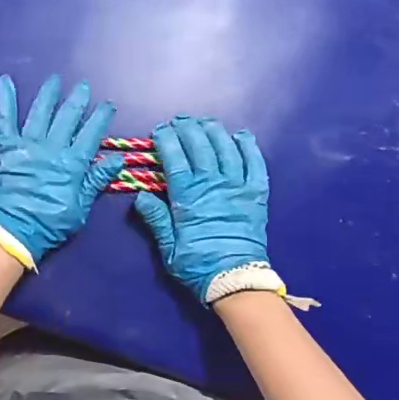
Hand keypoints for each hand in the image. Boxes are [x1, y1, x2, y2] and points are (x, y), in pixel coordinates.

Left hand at [0, 73, 124, 269]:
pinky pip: (5, 120)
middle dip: (77, 100)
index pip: (91, 134)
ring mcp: (28, 146)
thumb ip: (96, 181)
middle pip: (68, 117)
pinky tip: (5, 81)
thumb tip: (117, 159)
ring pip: (40, 113)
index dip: (101, 117)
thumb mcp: (81, 208)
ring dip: (48, 94)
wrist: (15, 231)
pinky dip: (5, 100)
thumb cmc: (51, 225)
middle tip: (83, 86)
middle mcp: (52, 148)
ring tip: (54, 80)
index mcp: (73, 164)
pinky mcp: (6, 149)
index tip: (107, 105)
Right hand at [134, 116, 297, 304]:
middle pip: (200, 146)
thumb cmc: (197, 265)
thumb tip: (142, 196)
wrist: (235, 278)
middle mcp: (213, 184)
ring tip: (205, 122)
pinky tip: (240, 136)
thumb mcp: (168, 247)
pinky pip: (254, 162)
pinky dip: (247, 146)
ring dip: (214, 131)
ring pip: (225, 148)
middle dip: (188, 129)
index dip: (167, 140)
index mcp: (188, 197)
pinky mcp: (256, 194)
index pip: (175, 158)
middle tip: (180, 121)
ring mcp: (237, 186)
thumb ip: (156, 219)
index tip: (160, 131)